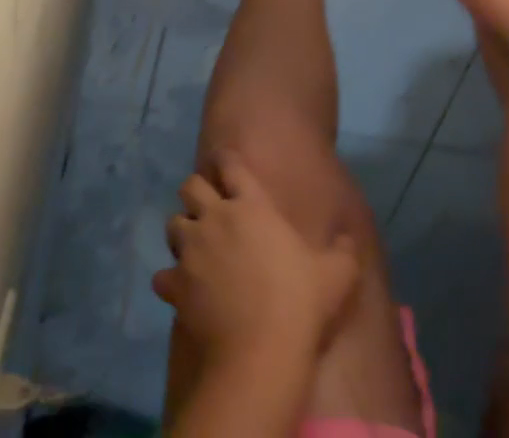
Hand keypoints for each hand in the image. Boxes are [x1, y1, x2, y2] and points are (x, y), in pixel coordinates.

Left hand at [152, 153, 360, 362]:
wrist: (261, 350)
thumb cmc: (302, 303)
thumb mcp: (339, 273)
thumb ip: (343, 250)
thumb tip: (347, 239)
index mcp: (252, 207)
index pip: (231, 165)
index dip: (226, 159)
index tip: (224, 160)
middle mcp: (216, 219)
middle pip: (190, 187)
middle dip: (196, 192)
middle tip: (208, 208)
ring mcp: (192, 251)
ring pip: (172, 225)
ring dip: (182, 232)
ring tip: (195, 247)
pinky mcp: (175, 285)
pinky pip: (162, 275)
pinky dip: (169, 280)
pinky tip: (181, 290)